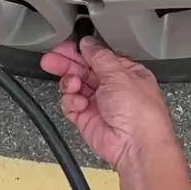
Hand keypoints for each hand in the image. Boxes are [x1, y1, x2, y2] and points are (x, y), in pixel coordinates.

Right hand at [40, 37, 178, 171]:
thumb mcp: (119, 74)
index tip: (64, 48)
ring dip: (70, 83)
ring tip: (71, 84)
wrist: (135, 145)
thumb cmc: (139, 111)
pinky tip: (79, 103)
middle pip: (83, 70)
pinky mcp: (86, 119)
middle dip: (66, 64)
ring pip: (74, 86)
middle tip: (51, 60)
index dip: (80, 52)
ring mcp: (98, 103)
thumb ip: (100, 57)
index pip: (97, 58)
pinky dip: (71, 102)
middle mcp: (111, 88)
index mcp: (124, 73)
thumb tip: (88, 44)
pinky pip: (71, 105)